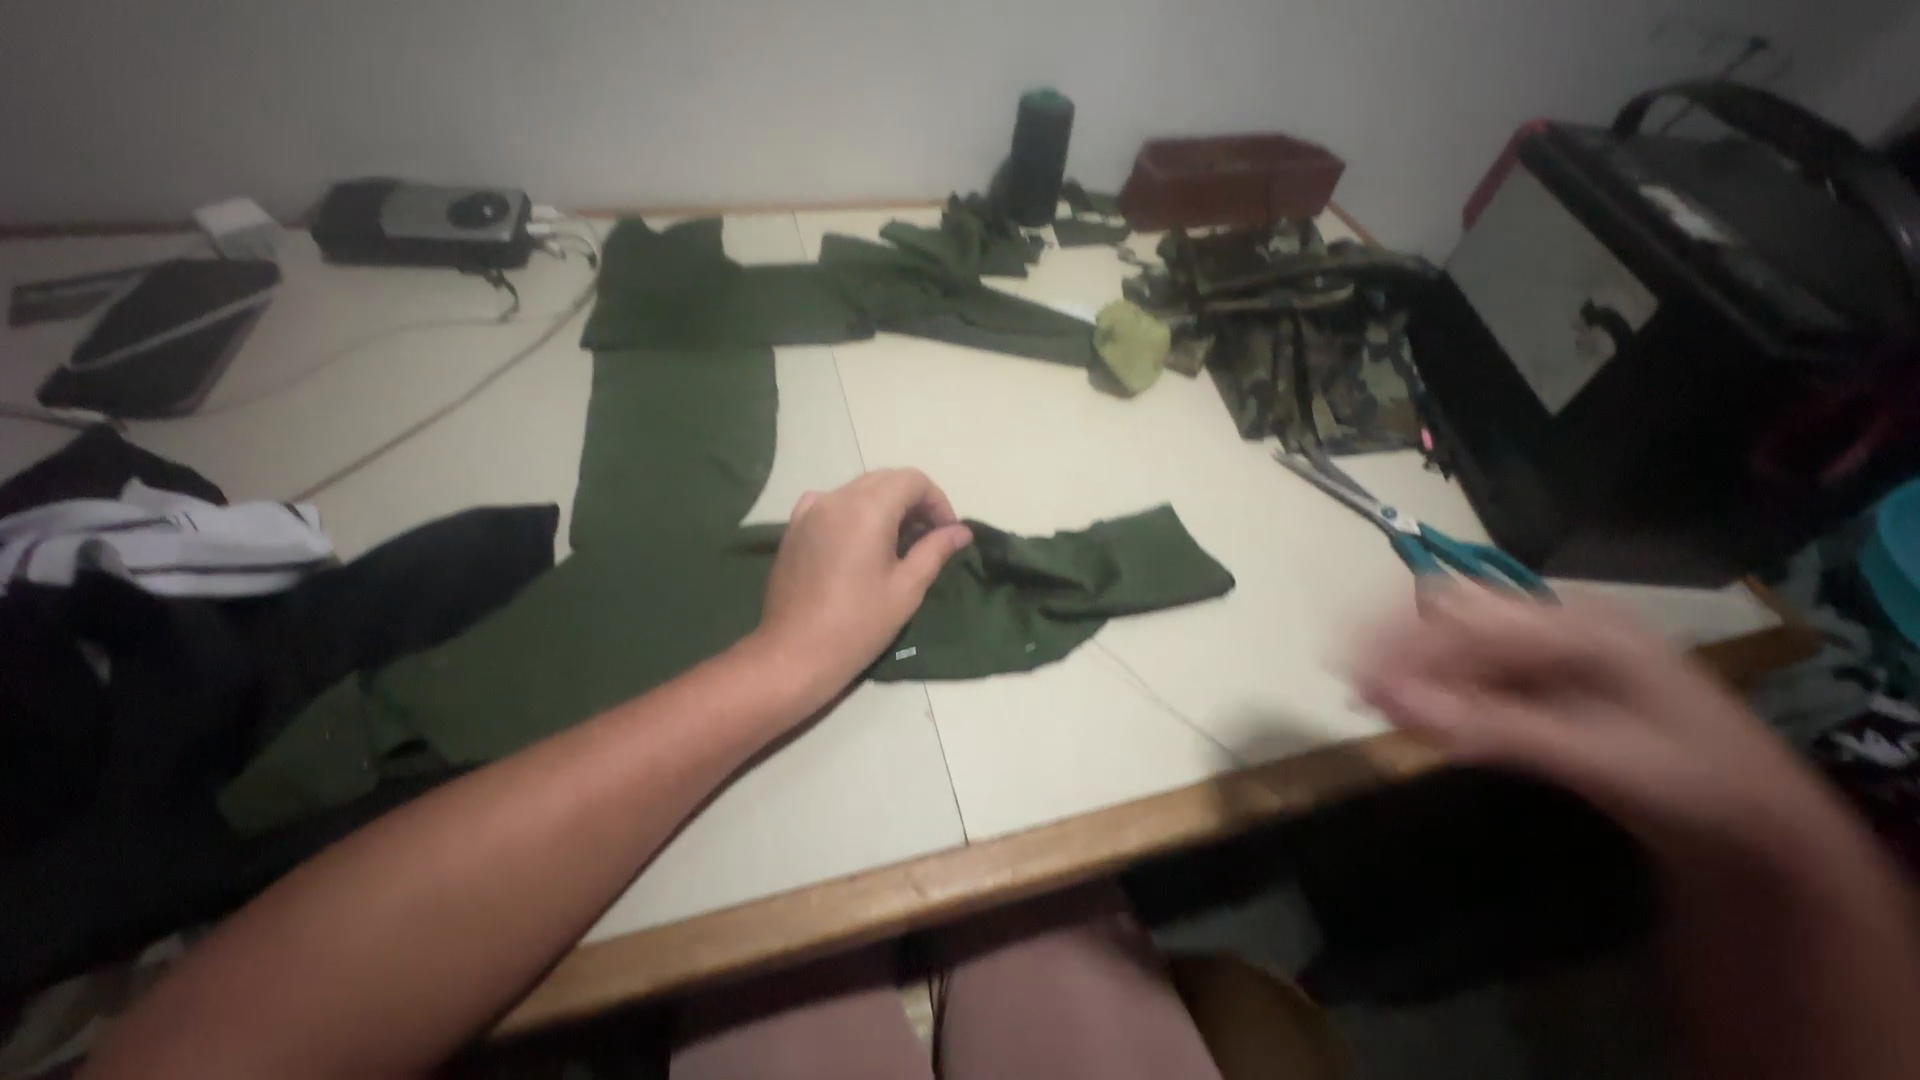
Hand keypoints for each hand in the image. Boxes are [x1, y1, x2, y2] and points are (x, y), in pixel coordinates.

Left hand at [747, 469, 972, 705]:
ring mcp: (810, 510)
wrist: (795, 653)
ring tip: (898, 542)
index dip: (937, 501)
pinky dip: (853, 511)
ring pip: (858, 489)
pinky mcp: (794, 527)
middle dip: (913, 501)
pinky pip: (830, 503)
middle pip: (885, 479)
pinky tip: (859, 540)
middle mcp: (837, 498)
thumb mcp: (907, 588)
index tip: (947, 532)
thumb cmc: (859, 624)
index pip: (913, 480)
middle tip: (929, 537)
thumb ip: (935, 550)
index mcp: (868, 508)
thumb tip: (961, 531)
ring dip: (885, 504)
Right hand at [1352, 585, 1853, 868]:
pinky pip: (1471, 667)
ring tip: (1366, 694)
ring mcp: (1552, 646)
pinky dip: (1434, 684)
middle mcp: (1560, 621)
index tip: (1349, 679)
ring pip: (1455, 637)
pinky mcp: (1543, 675)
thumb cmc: (1690, 783)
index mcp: (1581, 626)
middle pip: (1454, 612)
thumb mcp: (1596, 757)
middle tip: (1348, 682)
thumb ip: (1490, 727)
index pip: (1468, 621)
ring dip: (1407, 661)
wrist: (1758, 821)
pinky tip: (1411, 706)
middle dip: (1392, 640)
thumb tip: (1388, 702)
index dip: (1403, 646)